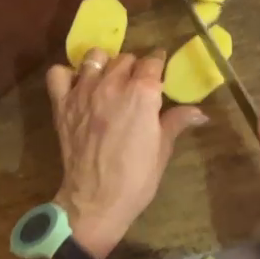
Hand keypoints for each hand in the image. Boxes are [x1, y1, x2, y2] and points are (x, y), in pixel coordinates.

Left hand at [46, 49, 206, 257]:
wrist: (96, 200)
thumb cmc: (136, 179)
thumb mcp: (162, 150)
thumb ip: (176, 122)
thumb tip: (201, 113)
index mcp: (142, 93)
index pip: (152, 62)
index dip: (157, 67)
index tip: (159, 74)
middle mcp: (112, 84)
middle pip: (125, 59)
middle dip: (133, 68)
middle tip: (135, 86)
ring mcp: (84, 92)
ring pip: (95, 58)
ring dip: (104, 65)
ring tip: (107, 81)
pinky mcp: (62, 104)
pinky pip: (58, 73)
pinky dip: (67, 75)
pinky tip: (77, 87)